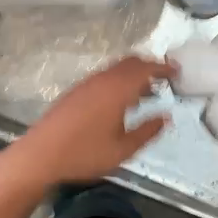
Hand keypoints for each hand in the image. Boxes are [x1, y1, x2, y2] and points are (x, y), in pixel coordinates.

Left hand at [0, 56, 172, 198]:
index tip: (177, 71)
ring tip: (146, 93)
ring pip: (115, 69)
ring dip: (133, 75)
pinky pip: (104, 77)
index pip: (146, 68)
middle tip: (164, 79)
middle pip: (130, 62)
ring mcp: (86, 84)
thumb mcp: (123, 149)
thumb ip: (147, 131)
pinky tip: (120, 102)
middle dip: (149, 67)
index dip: (164, 67)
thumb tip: (166, 117)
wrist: (40, 155)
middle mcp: (102, 80)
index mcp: (117, 89)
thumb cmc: (84, 154)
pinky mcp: (75, 92)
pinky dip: (118, 81)